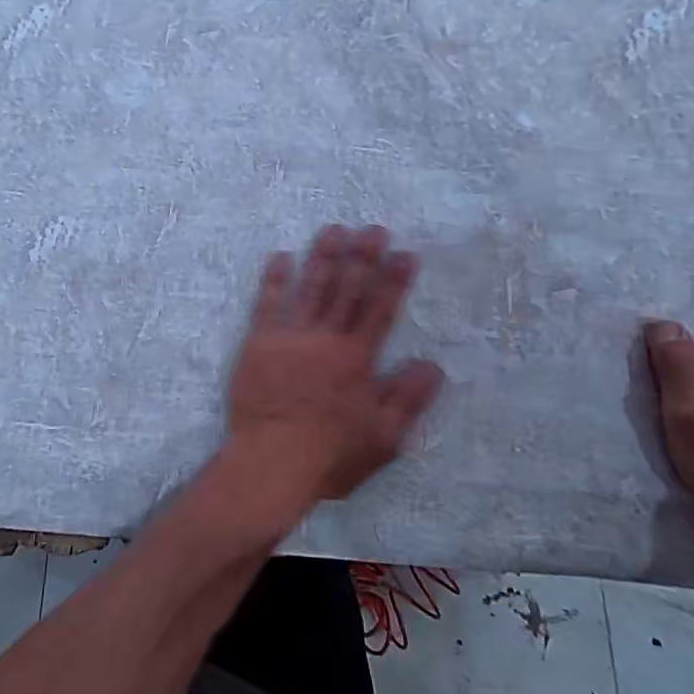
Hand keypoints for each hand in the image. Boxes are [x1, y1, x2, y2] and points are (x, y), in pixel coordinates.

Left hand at [226, 225, 444, 511]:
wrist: (270, 465)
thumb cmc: (330, 455)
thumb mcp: (384, 438)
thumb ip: (409, 399)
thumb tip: (434, 366)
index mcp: (357, 358)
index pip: (381, 309)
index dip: (394, 280)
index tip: (405, 253)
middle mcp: (327, 338)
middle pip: (348, 289)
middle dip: (363, 257)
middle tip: (374, 229)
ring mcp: (291, 337)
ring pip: (311, 288)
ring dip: (324, 257)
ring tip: (334, 229)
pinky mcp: (259, 343)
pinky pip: (267, 304)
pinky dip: (274, 279)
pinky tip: (281, 256)